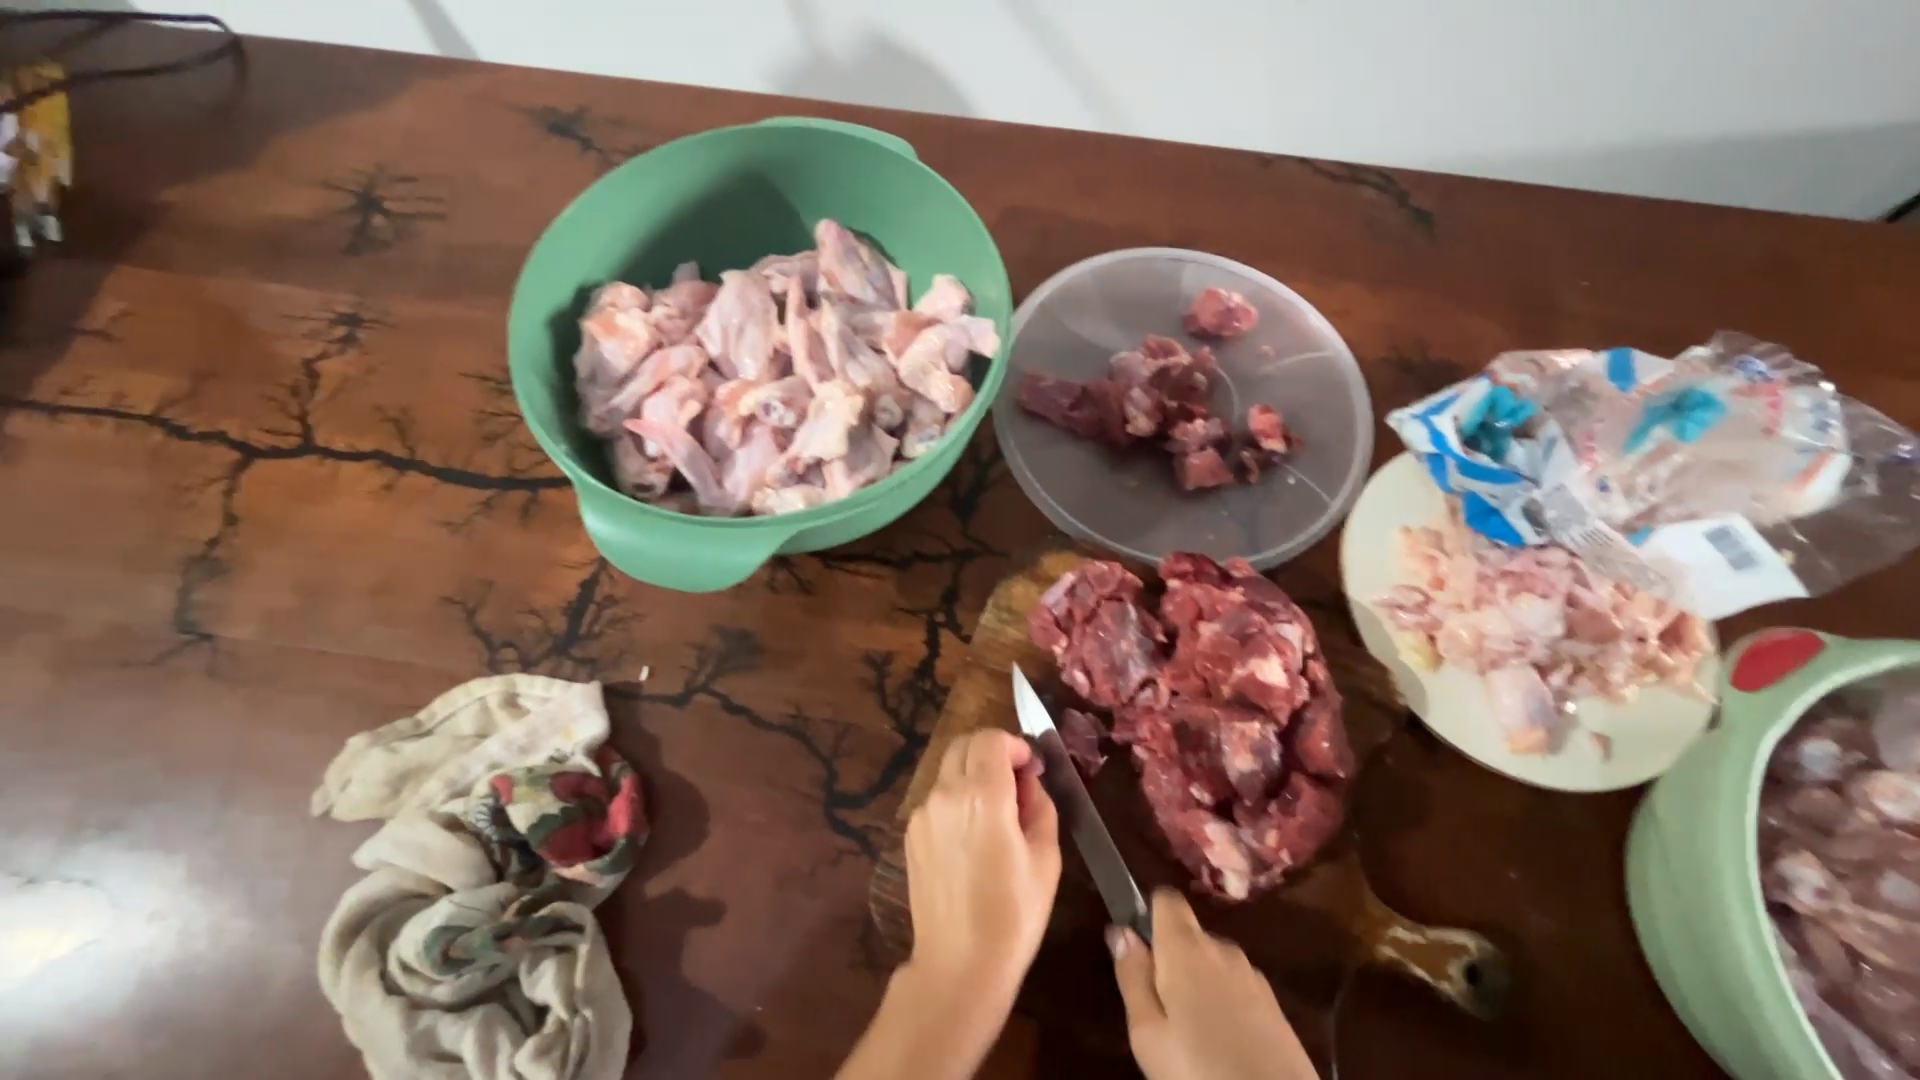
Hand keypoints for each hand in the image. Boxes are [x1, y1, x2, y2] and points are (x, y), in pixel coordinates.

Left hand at [903, 729, 1061, 1006]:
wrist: (960, 962)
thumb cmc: (1014, 914)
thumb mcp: (1046, 857)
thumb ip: (1040, 804)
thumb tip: (1029, 780)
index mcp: (982, 795)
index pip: (991, 738)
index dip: (1016, 745)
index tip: (1032, 768)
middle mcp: (945, 794)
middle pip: (964, 745)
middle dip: (992, 752)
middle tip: (1016, 782)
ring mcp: (922, 813)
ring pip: (948, 771)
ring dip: (973, 775)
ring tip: (996, 814)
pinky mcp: (911, 834)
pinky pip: (937, 800)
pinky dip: (956, 800)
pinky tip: (972, 838)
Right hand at [1112, 889, 1318, 1079]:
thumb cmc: (1199, 1074)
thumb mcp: (1148, 1034)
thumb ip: (1132, 976)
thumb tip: (1120, 931)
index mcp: (1186, 948)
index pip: (1167, 899)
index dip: (1149, 913)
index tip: (1138, 948)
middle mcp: (1222, 950)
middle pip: (1188, 935)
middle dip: (1171, 961)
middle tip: (1159, 1011)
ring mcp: (1253, 977)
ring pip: (1212, 964)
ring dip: (1198, 985)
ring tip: (1191, 1036)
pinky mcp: (1274, 1006)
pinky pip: (1236, 988)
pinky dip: (1224, 1005)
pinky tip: (1222, 1047)